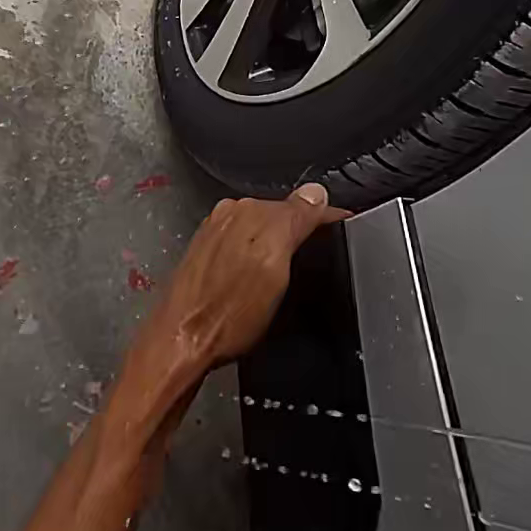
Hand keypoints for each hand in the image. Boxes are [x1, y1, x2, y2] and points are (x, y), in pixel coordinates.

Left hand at [131, 183, 350, 379]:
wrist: (183, 337)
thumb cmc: (228, 315)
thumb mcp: (274, 270)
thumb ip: (296, 222)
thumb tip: (316, 192)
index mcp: (251, 212)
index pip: (303, 204)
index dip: (329, 217)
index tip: (347, 227)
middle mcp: (232, 213)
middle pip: (283, 212)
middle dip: (305, 230)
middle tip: (323, 257)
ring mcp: (218, 229)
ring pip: (263, 227)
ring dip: (280, 242)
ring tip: (291, 272)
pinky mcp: (208, 247)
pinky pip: (244, 240)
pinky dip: (258, 253)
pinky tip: (259, 276)